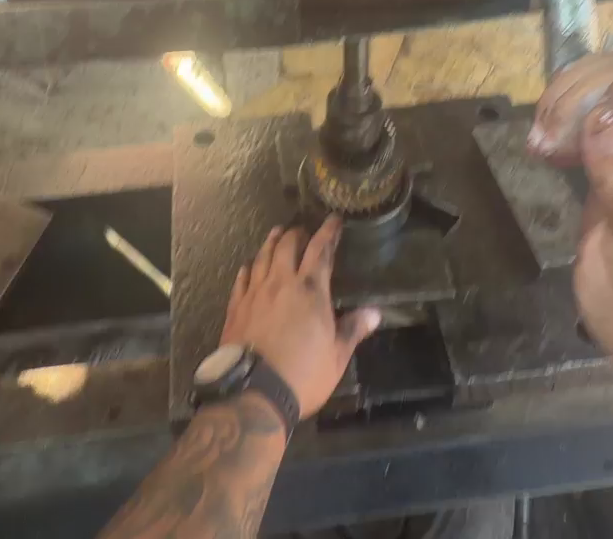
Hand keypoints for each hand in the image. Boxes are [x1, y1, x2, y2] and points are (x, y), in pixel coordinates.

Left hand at [220, 217, 380, 418]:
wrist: (254, 391)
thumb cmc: (303, 374)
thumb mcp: (337, 356)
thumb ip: (354, 329)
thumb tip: (376, 312)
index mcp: (310, 290)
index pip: (320, 251)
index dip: (328, 233)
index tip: (333, 220)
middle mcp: (281, 283)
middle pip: (287, 246)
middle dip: (296, 233)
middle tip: (302, 229)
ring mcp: (255, 293)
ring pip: (262, 256)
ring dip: (271, 242)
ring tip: (276, 233)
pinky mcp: (236, 306)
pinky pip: (242, 278)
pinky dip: (249, 267)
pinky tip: (249, 266)